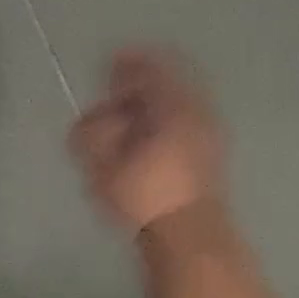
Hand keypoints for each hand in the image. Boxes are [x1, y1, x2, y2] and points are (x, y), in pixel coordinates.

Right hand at [68, 49, 224, 235]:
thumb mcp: (104, 165)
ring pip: (177, 107)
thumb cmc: (143, 195)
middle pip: (168, 85)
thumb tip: (88, 119)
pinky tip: (143, 147)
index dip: (127, 63)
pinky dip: (161, 127)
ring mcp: (209, 133)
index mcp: (174, 105)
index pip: (151, 68)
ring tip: (123, 128)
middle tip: (111, 99)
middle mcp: (198, 111)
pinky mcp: (210, 156)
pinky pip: (183, 126)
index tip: (107, 64)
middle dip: (137, 89)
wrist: (188, 234)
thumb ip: (92, 135)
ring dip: (150, 111)